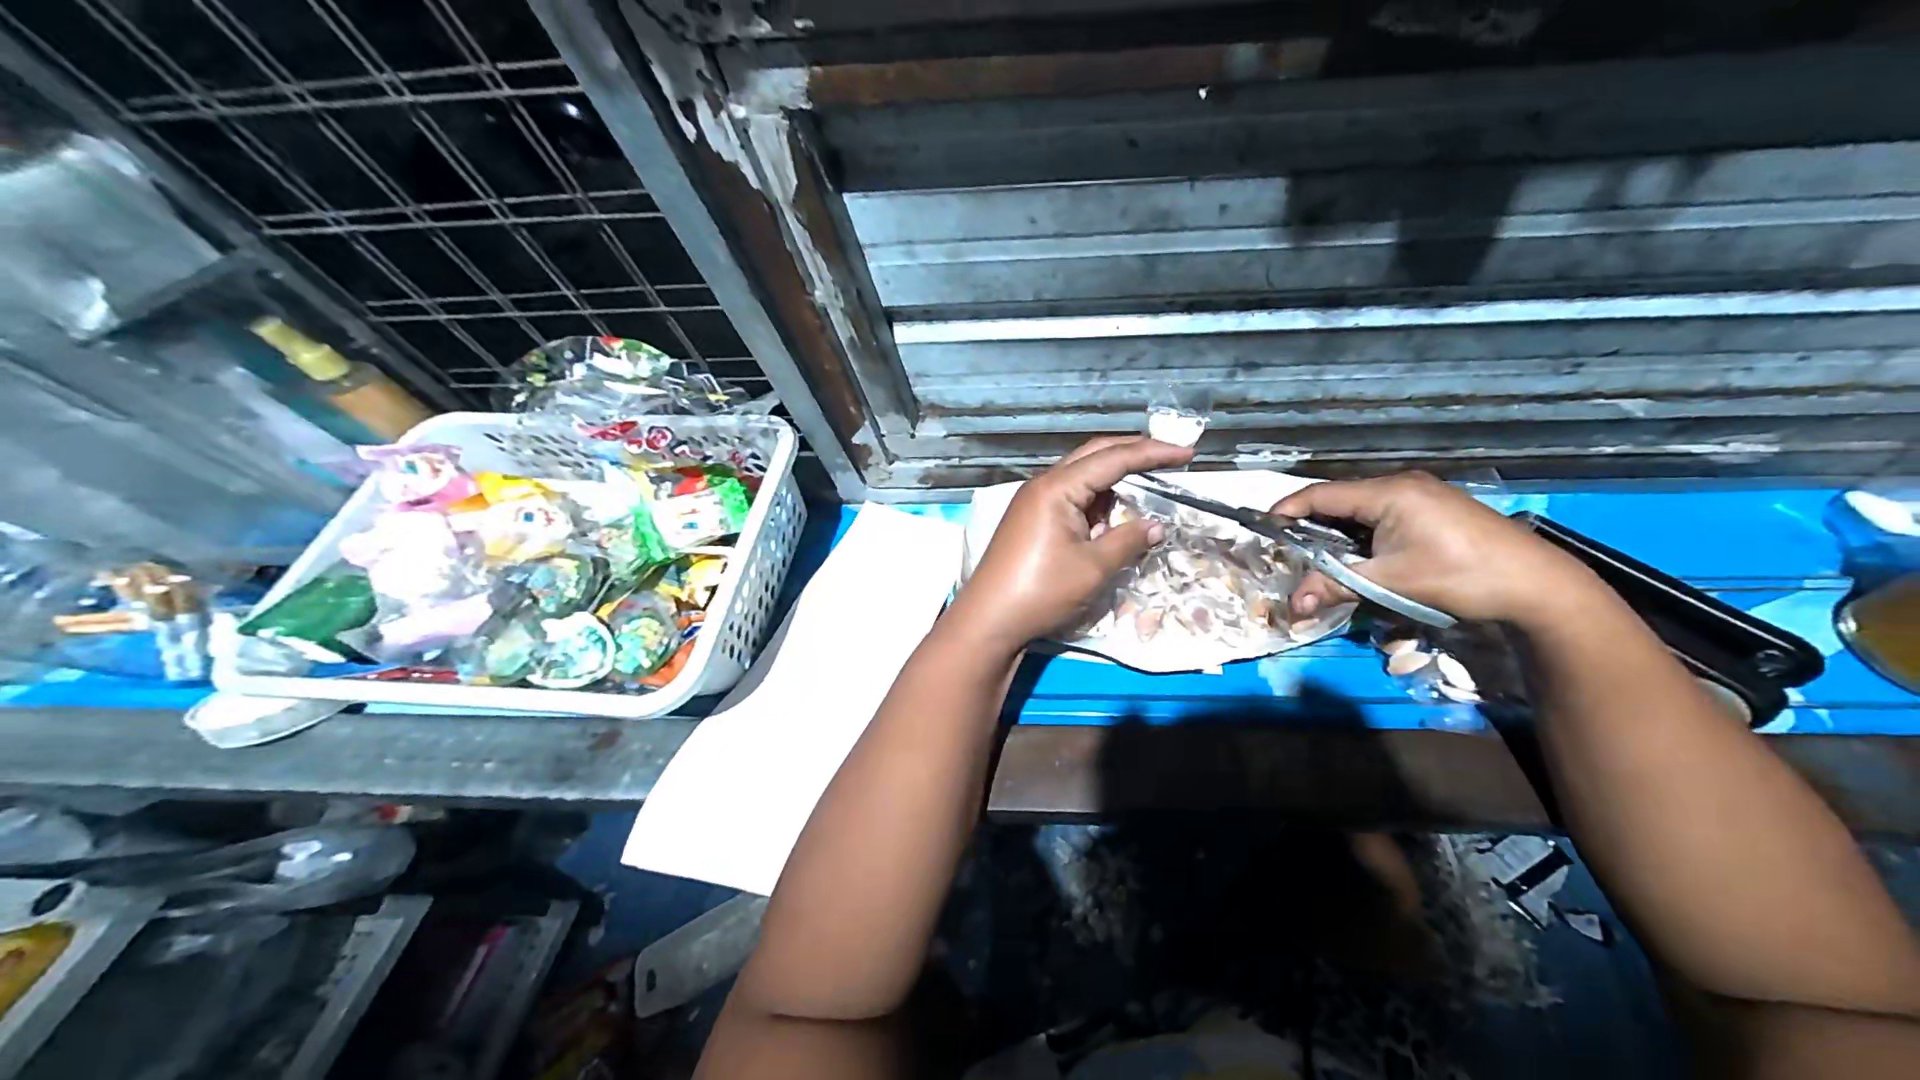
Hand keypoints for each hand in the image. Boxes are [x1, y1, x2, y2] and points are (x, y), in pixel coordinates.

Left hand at [949, 436, 1194, 650]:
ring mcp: (1033, 502)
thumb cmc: (1040, 591)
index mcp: (1057, 487)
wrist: (989, 620)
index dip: (1152, 453)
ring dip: (1114, 478)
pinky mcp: (1030, 519)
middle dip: (1133, 453)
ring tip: (1150, 484)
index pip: (1112, 458)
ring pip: (1081, 476)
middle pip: (1094, 456)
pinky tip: (1115, 513)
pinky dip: (1097, 500)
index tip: (1187, 453)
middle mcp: (1043, 485)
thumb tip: (1156, 525)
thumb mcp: (1092, 568)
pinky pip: (1070, 497)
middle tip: (1170, 456)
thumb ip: (1128, 540)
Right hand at [1272, 472, 1599, 627]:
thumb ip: (1336, 587)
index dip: (1286, 511)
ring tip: (1316, 558)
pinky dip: (1360, 535)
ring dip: (1335, 533)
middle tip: (1286, 551)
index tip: (1262, 531)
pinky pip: (1381, 516)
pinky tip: (1357, 557)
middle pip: (1339, 500)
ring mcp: (1421, 495)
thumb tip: (1292, 606)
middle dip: (1309, 525)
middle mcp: (1402, 485)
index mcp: (1389, 492)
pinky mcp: (1434, 510)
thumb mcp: (1391, 583)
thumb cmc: (1462, 577)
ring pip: (1360, 510)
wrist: (1539, 587)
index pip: (1320, 494)